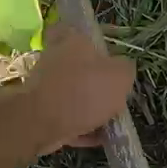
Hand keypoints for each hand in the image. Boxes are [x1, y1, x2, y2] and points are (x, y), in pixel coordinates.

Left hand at [20, 27, 134, 153]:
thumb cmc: (84, 90)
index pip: (74, 29)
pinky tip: (99, 138)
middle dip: (97, 84)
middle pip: (80, 67)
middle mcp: (55, 59)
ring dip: (91, 109)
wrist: (40, 121)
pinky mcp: (40, 110)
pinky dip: (81, 127)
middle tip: (115, 97)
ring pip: (74, 94)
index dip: (87, 40)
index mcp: (73, 40)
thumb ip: (126, 69)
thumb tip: (123, 68)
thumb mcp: (120, 76)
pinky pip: (67, 117)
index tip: (103, 56)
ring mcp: (45, 86)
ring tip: (110, 123)